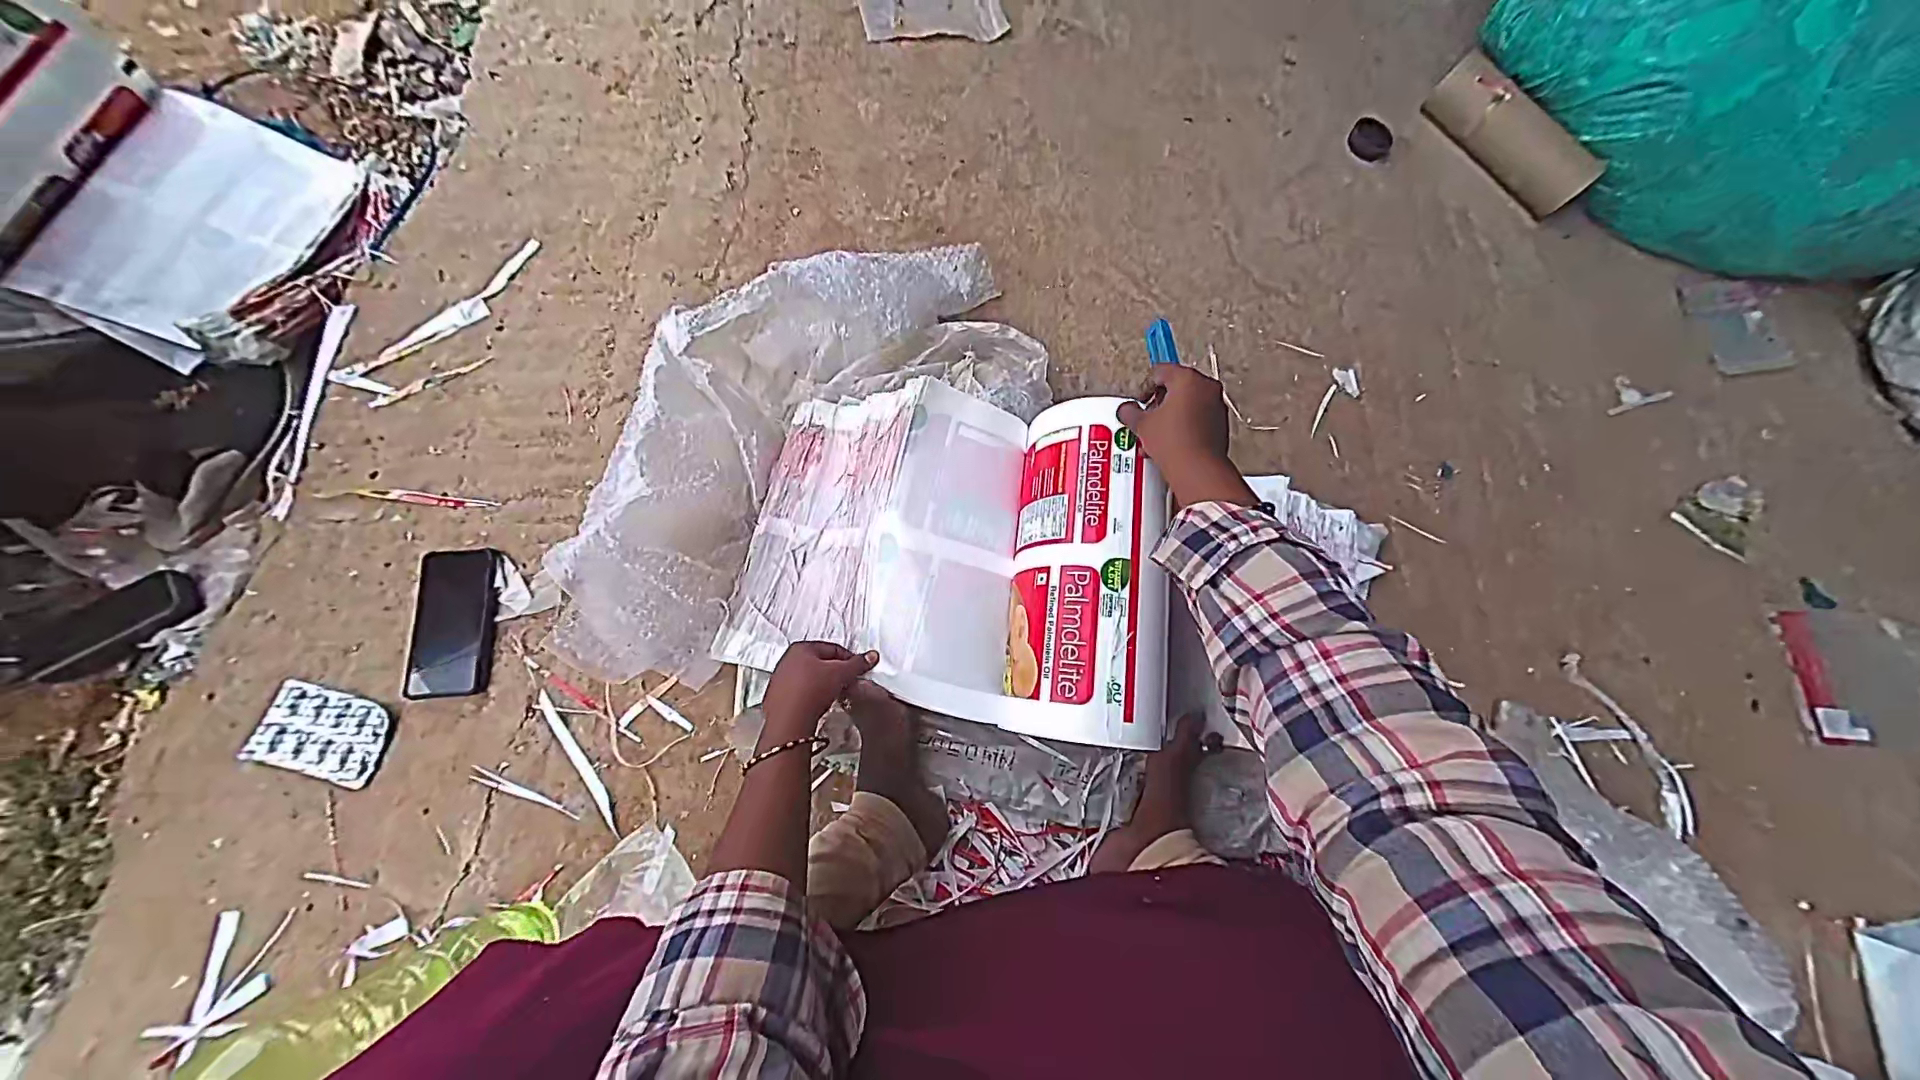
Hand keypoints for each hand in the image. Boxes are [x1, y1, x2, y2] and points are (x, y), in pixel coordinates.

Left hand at [763, 642, 878, 740]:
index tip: (857, 668)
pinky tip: (818, 704)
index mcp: (801, 648)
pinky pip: (800, 693)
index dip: (849, 658)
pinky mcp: (779, 698)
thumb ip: (857, 664)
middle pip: (820, 662)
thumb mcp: (841, 674)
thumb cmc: (808, 692)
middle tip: (846, 681)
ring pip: (809, 678)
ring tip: (833, 694)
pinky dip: (811, 696)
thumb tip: (869, 657)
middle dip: (835, 672)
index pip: (833, 648)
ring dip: (823, 684)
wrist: (790, 720)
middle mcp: (787, 661)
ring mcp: (781, 680)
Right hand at [1116, 365, 1256, 507]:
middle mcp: (1206, 387)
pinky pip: (1198, 417)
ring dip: (1171, 415)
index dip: (1144, 387)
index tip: (1140, 401)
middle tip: (1148, 416)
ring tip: (1157, 432)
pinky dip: (1184, 425)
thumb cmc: (1175, 442)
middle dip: (1159, 402)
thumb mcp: (1142, 425)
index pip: (1161, 371)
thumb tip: (1126, 410)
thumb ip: (1130, 412)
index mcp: (1187, 379)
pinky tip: (1171, 441)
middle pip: (1177, 386)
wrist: (1196, 468)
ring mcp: (1216, 405)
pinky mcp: (1220, 423)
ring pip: (1188, 403)